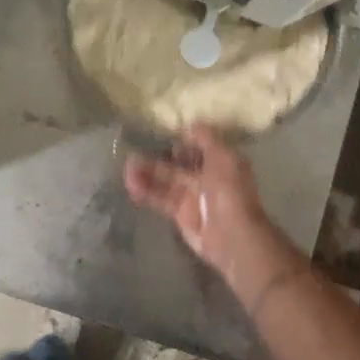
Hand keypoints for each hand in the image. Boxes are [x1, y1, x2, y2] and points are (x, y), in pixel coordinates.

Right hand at [123, 125, 291, 285]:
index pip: (197, 145)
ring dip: (147, 173)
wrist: (231, 235)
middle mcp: (206, 176)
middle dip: (158, 156)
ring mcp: (191, 195)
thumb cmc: (229, 191)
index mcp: (220, 160)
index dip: (180, 140)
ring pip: (165, 180)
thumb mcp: (223, 157)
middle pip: (177, 163)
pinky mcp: (179, 213)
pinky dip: (145, 192)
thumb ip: (206, 138)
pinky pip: (159, 198)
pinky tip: (131, 185)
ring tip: (128, 168)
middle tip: (134, 149)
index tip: (159, 132)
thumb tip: (190, 124)